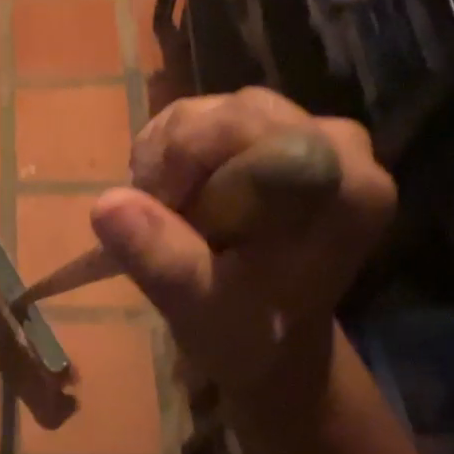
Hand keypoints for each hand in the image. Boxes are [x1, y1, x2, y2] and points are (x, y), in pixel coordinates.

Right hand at [90, 88, 395, 407]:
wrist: (270, 342)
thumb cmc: (245, 333)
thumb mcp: (197, 305)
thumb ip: (160, 255)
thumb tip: (107, 204)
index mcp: (345, 188)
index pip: (249, 128)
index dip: (187, 160)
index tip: (166, 216)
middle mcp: (340, 147)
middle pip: (229, 115)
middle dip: (176, 161)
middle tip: (160, 218)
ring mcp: (310, 134)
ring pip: (212, 112)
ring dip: (169, 159)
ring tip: (167, 214)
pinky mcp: (280, 134)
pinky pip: (209, 117)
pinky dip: (175, 152)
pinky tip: (175, 195)